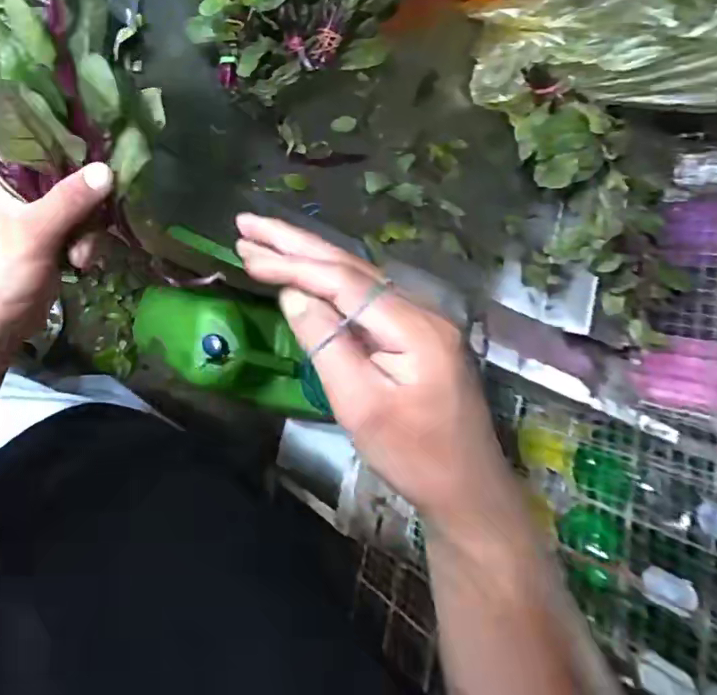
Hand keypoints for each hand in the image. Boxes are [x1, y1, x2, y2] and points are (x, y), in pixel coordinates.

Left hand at [0, 163, 112, 341]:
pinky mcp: (48, 245)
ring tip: (78, 257)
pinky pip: (77, 232)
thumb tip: (106, 169)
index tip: (98, 163)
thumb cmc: (4, 271)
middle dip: (84, 209)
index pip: (40, 153)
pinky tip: (79, 265)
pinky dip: (83, 246)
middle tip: (88, 227)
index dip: (70, 156)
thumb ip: (70, 199)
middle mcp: (17, 197)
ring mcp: (34, 223)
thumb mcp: (37, 230)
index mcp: (1, 183)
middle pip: (66, 183)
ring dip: (86, 234)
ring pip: (77, 210)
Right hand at [235, 214, 523, 540]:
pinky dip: (323, 276)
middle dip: (293, 242)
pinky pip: (360, 293)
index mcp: (412, 327)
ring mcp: (418, 320)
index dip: (291, 265)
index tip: (247, 253)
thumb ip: (324, 342)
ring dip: (305, 255)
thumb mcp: (359, 403)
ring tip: (261, 238)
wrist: (470, 494)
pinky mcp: (411, 333)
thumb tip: (292, 294)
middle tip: (246, 222)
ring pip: (353, 274)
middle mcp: (419, 311)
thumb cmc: (413, 455)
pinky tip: (301, 269)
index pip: (341, 281)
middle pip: (347, 265)